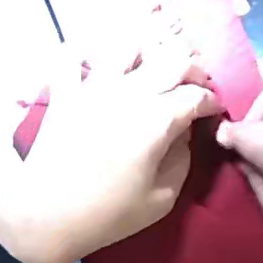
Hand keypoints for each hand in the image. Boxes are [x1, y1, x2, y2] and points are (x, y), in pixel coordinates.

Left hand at [0, 44, 222, 262]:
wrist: (48, 215)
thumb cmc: (109, 213)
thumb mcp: (162, 198)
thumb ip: (181, 160)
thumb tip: (183, 134)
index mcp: (158, 118)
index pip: (196, 95)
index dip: (212, 101)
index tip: (215, 111)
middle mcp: (130, 92)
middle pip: (172, 60)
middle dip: (193, 69)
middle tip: (196, 86)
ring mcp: (94, 87)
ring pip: (128, 47)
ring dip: (148, 54)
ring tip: (152, 69)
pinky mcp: (64, 92)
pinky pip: (71, 58)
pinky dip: (84, 55)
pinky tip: (93, 66)